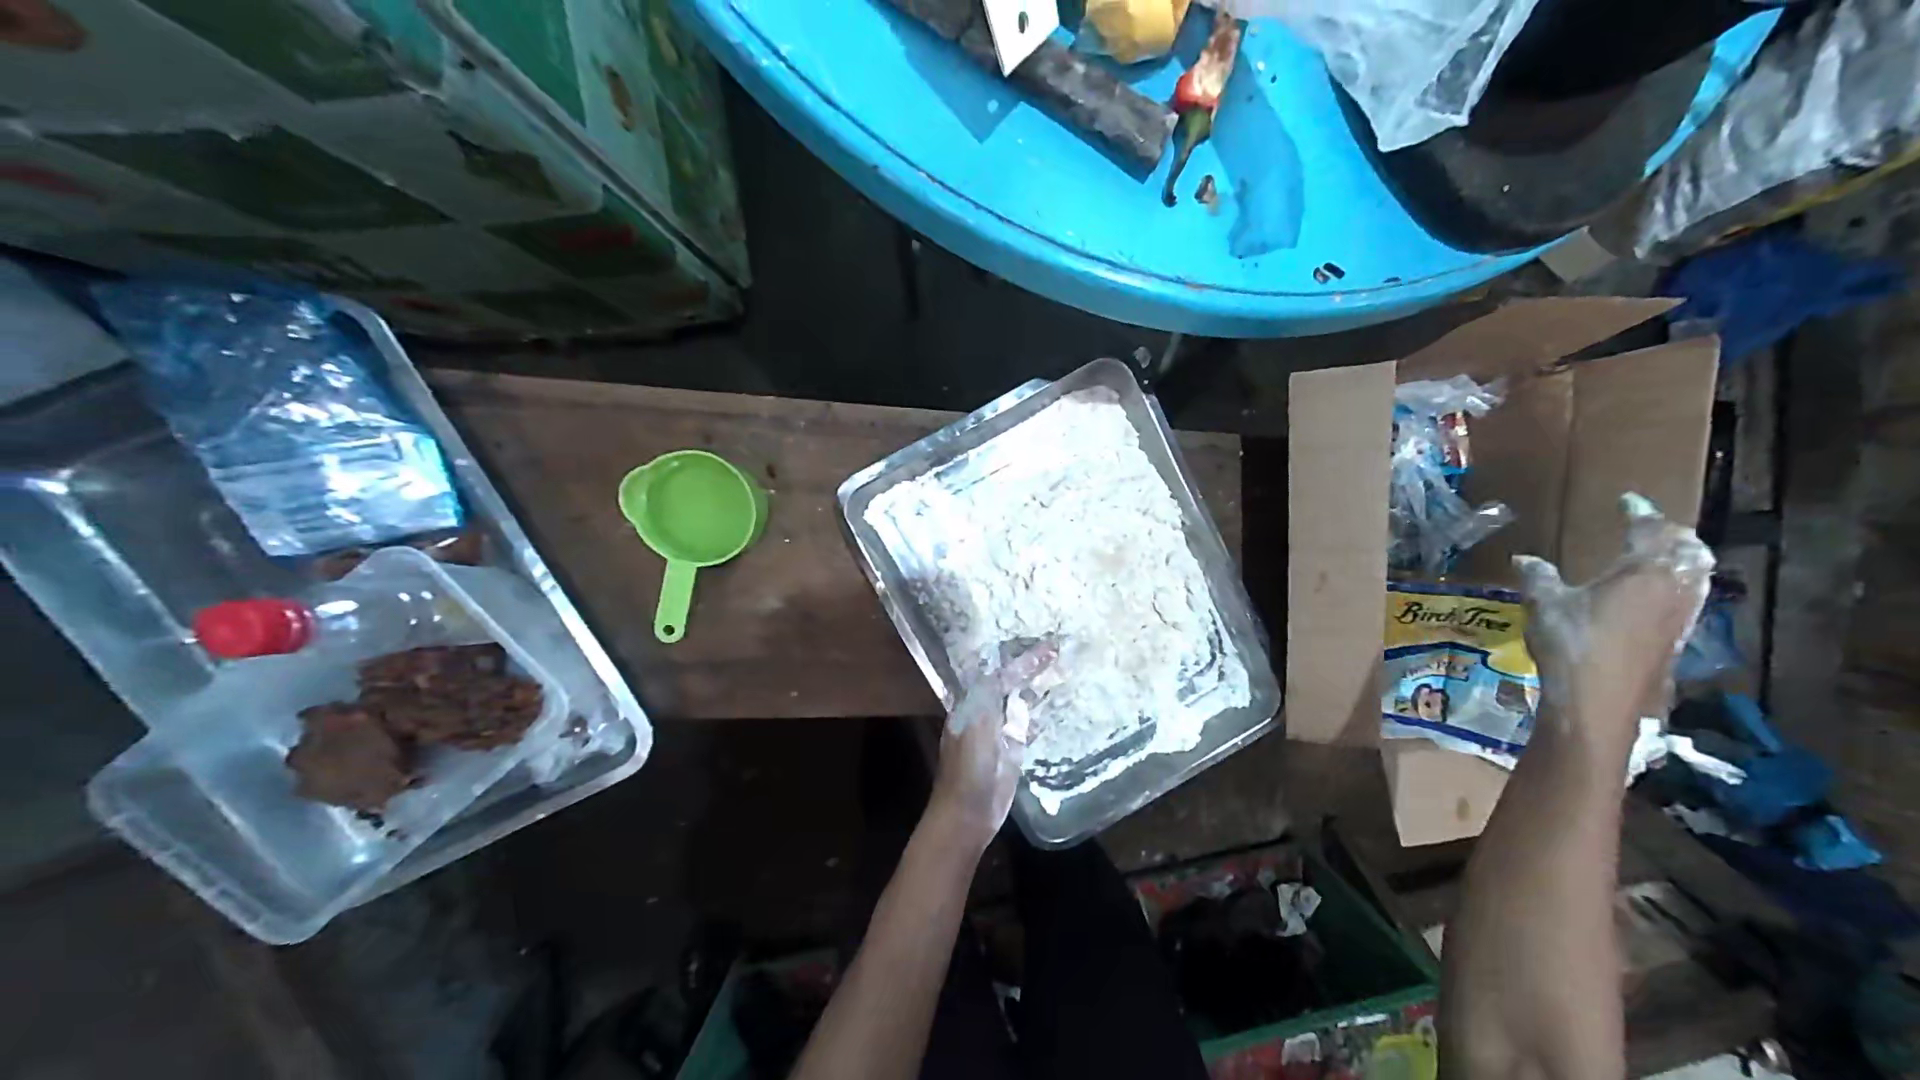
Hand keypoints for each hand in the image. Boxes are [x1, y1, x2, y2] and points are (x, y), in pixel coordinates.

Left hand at [927, 643, 1058, 849]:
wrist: (967, 815)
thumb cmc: (969, 770)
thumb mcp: (979, 726)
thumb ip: (990, 697)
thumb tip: (1008, 669)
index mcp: (972, 703)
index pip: (1001, 672)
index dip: (1025, 660)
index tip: (1051, 647)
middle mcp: (984, 711)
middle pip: (1010, 682)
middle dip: (1031, 667)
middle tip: (1059, 651)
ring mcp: (998, 731)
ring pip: (1019, 701)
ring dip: (1036, 686)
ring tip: (1060, 670)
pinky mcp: (1011, 751)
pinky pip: (1026, 724)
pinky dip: (1039, 712)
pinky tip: (1054, 706)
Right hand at [1515, 494, 1711, 742]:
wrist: (1600, 700)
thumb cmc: (1572, 643)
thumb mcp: (1544, 604)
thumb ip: (1539, 577)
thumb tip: (1525, 558)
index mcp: (1643, 571)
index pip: (1650, 530)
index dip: (1639, 512)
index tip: (1629, 500)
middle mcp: (1672, 588)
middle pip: (1688, 551)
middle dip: (1673, 535)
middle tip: (1654, 526)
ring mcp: (1680, 615)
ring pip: (1695, 575)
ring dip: (1682, 560)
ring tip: (1664, 555)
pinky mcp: (1676, 638)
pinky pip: (1688, 598)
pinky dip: (1678, 584)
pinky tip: (1657, 594)